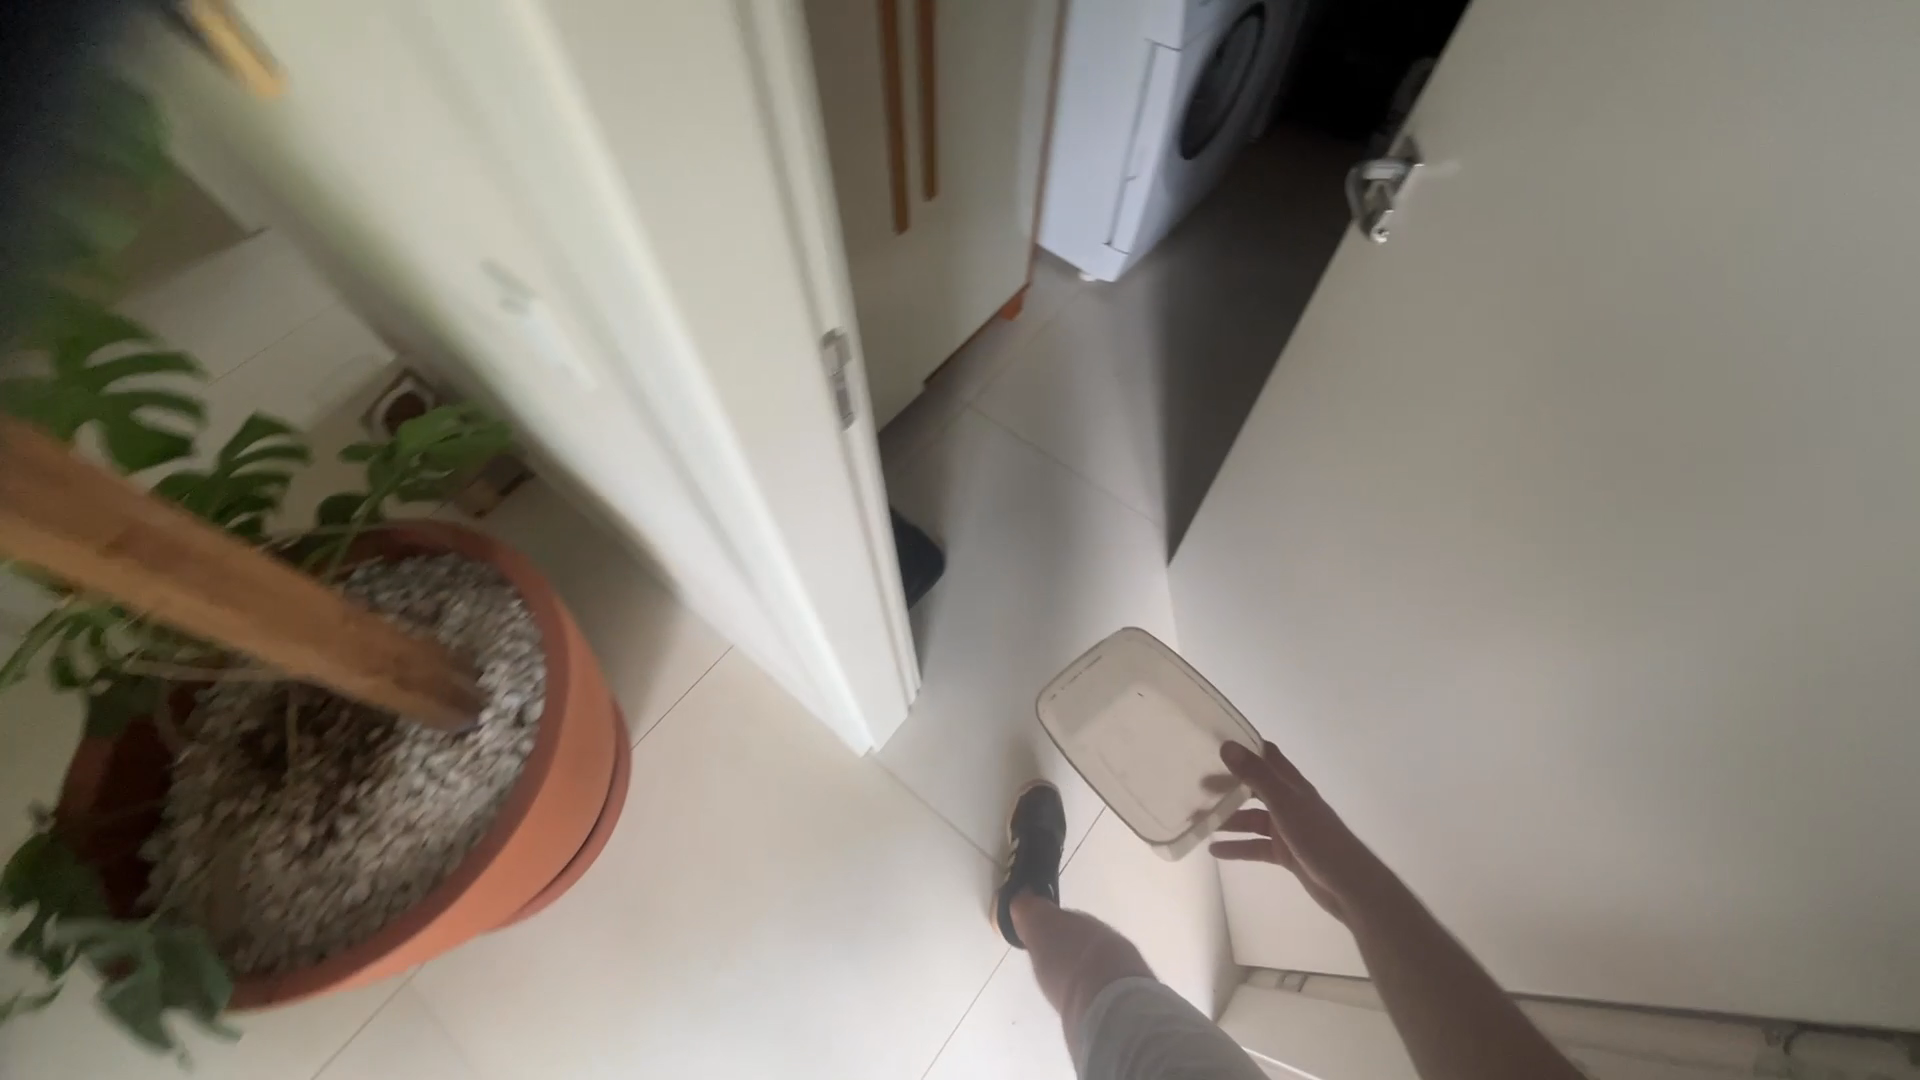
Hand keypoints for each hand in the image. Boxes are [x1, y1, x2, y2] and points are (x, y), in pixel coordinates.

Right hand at [1210, 741, 1394, 925]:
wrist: (1350, 887)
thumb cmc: (1319, 839)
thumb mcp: (1284, 803)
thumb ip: (1256, 776)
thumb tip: (1226, 746)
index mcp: (1292, 785)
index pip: (1266, 756)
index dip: (1244, 746)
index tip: (1215, 741)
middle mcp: (1288, 802)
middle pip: (1253, 787)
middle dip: (1227, 784)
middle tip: (1197, 784)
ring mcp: (1287, 828)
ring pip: (1251, 818)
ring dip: (1228, 819)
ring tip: (1199, 819)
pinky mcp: (1285, 853)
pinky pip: (1255, 845)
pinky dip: (1236, 847)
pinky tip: (1214, 851)